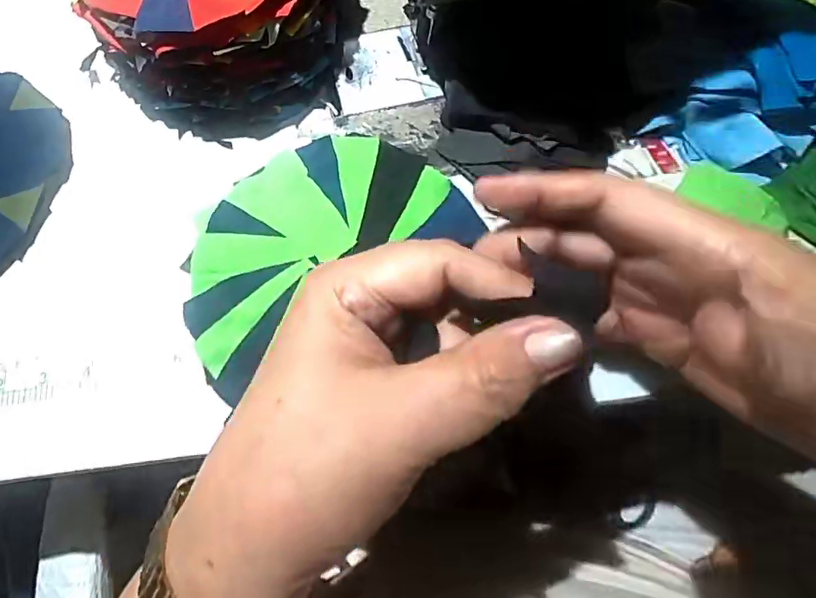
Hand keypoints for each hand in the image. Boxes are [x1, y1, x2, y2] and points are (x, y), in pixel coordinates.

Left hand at [165, 240, 584, 597]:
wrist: (247, 556)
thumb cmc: (312, 471)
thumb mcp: (404, 421)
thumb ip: (485, 376)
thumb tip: (568, 333)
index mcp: (348, 283)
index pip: (439, 259)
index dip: (499, 281)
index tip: (561, 313)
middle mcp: (358, 296)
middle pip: (443, 284)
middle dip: (497, 309)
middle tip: (560, 335)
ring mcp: (365, 336)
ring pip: (443, 320)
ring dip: (487, 340)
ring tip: (539, 362)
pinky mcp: (375, 375)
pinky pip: (434, 354)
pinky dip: (469, 367)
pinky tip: (500, 385)